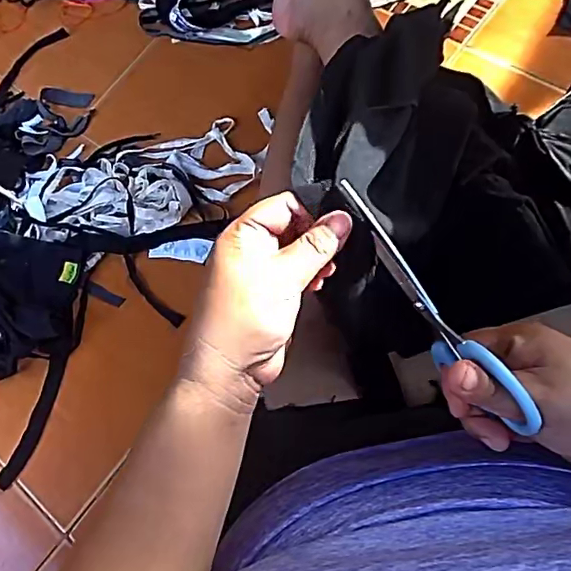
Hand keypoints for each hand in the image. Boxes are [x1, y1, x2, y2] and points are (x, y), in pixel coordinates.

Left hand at [181, 191, 350, 411]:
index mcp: (242, 234)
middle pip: (292, 225)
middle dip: (315, 239)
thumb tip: (339, 220)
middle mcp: (248, 249)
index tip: (333, 229)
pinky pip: (293, 272)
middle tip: (329, 254)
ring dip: (314, 259)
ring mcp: (258, 271)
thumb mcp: (286, 276)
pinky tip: (314, 285)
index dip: (312, 213)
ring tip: (322, 272)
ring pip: (295, 250)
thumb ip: (316, 245)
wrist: (230, 367)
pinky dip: (308, 275)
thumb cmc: (238, 325)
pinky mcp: (269, 291)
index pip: (284, 203)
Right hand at [438, 322, 570, 475]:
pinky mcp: (538, 404)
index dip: (458, 377)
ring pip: (488, 397)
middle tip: (489, 431)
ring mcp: (532, 381)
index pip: (468, 347)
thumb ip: (490, 389)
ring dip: (489, 421)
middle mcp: (525, 355)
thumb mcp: (536, 401)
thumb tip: (450, 370)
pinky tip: (516, 440)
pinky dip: (504, 427)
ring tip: (505, 439)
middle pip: (474, 375)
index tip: (462, 407)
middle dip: (474, 405)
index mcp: (523, 340)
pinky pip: (505, 412)